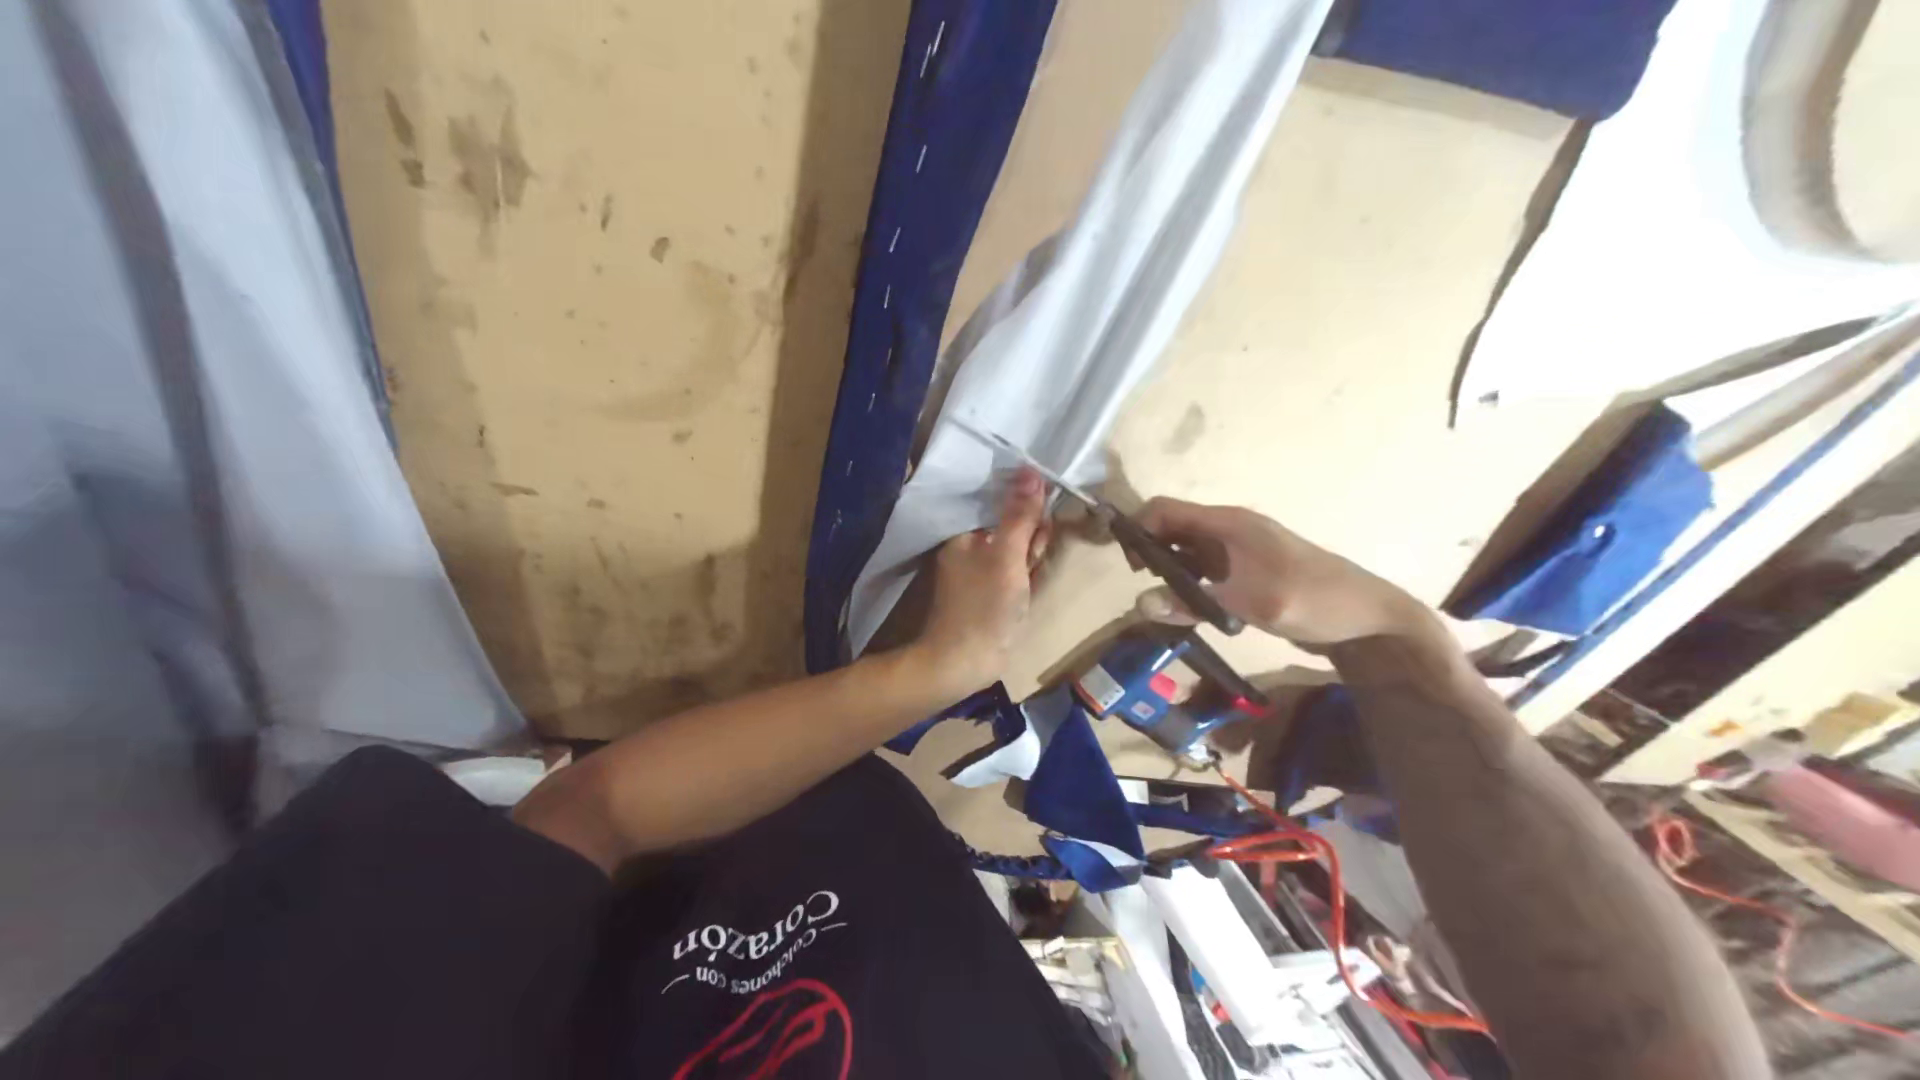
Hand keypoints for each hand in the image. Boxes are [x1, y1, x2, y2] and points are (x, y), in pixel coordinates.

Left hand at [911, 468, 1050, 697]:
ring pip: (1017, 552)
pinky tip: (1028, 590)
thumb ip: (1020, 515)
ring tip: (1029, 579)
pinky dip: (1026, 578)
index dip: (1026, 510)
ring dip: (1031, 559)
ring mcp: (980, 574)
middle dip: (1031, 538)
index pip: (1001, 505)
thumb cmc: (984, 606)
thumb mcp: (1007, 556)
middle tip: (1032, 560)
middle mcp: (969, 549)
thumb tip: (1031, 470)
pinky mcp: (990, 595)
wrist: (964, 663)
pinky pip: (1015, 574)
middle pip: (1012, 528)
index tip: (1042, 521)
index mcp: (964, 535)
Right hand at [1130, 498, 1431, 647]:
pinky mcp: (1243, 572)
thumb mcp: (1251, 603)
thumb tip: (1139, 603)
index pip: (1165, 509)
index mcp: (1228, 523)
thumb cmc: (1314, 600)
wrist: (1369, 619)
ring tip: (1163, 603)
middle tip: (1147, 588)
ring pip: (1184, 550)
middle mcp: (1227, 530)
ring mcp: (1236, 551)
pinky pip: (1201, 570)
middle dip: (1148, 552)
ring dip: (1167, 571)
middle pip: (1170, 527)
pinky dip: (1186, 584)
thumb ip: (1194, 602)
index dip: (1138, 529)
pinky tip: (1187, 609)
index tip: (1130, 565)